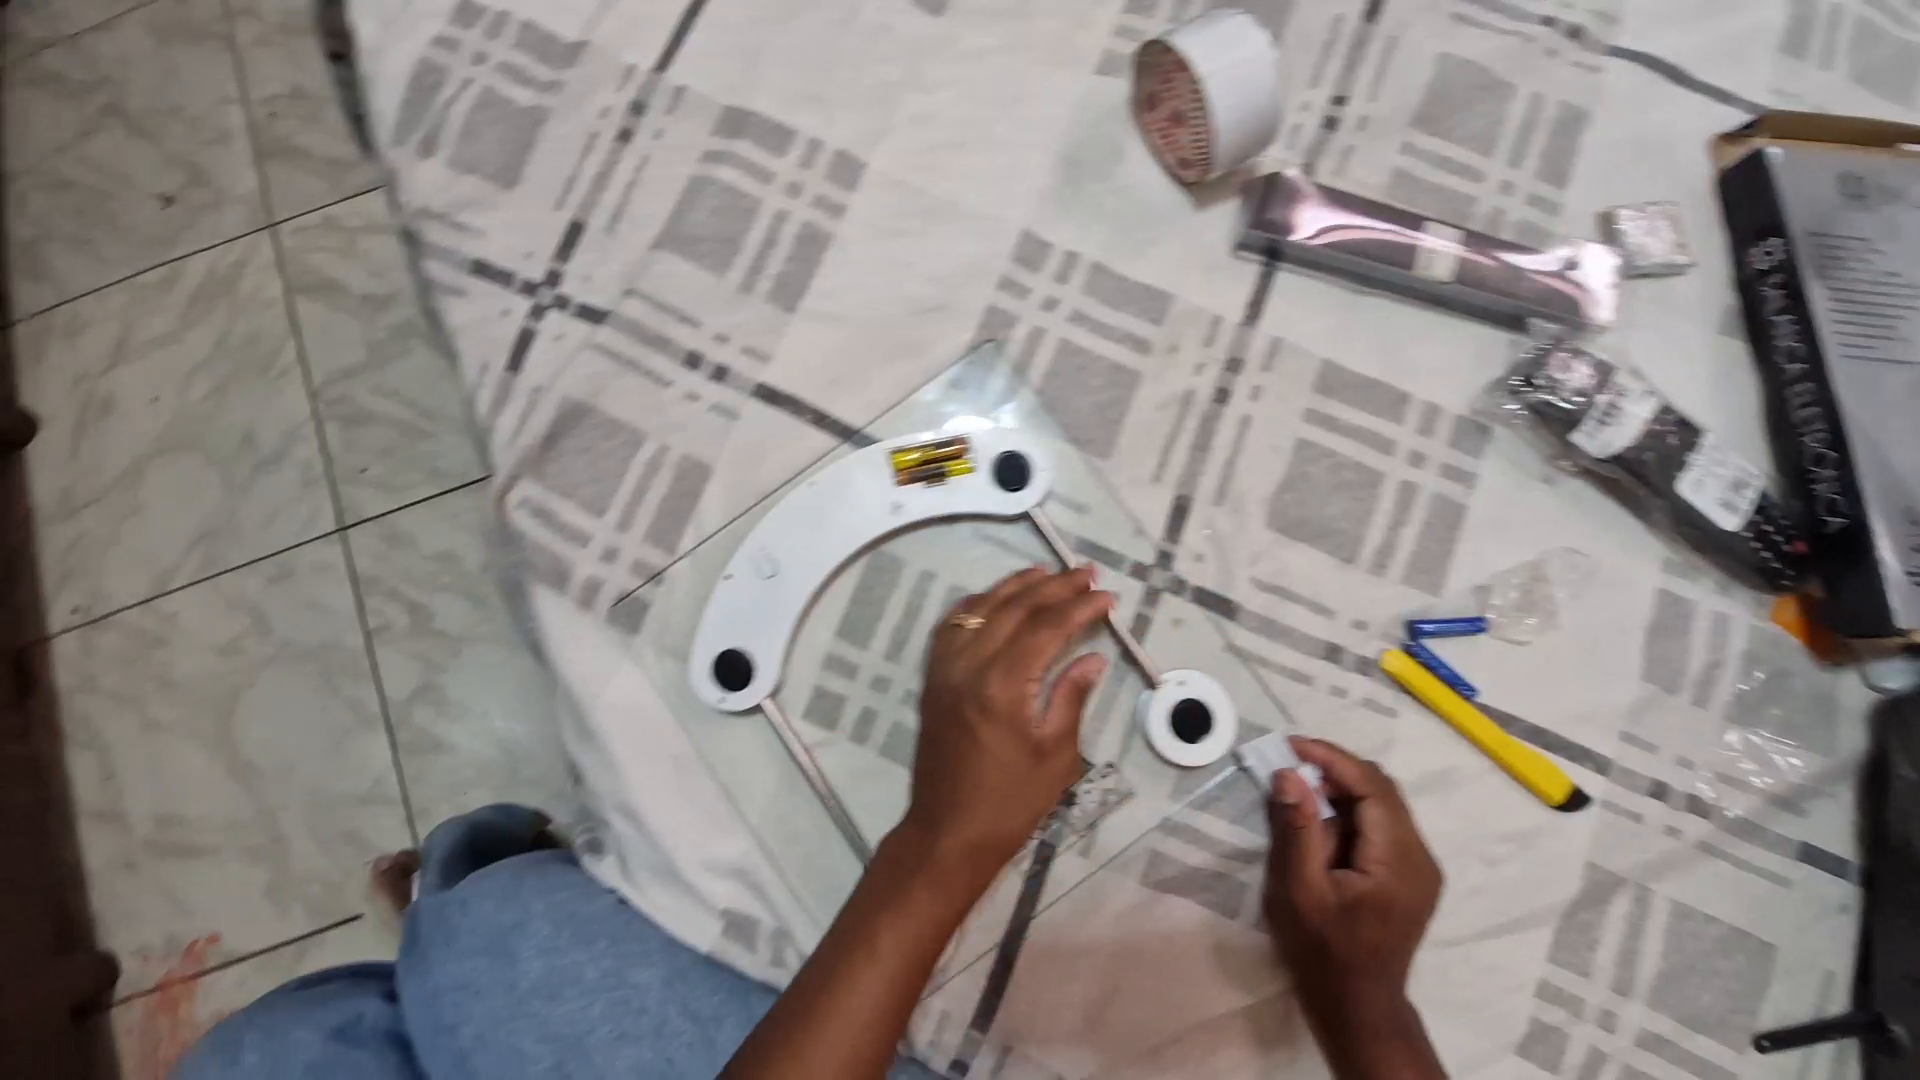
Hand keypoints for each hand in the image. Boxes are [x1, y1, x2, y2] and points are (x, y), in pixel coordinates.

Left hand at [902, 567, 1114, 878]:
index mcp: (1002, 685)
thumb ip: (1072, 696)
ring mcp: (945, 669)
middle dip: (1053, 586)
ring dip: (1014, 587)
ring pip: (979, 609)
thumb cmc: (1010, 802)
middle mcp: (968, 665)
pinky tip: (995, 599)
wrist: (949, 831)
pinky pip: (952, 626)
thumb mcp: (1055, 754)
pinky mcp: (933, 678)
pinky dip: (977, 605)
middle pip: (1014, 609)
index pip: (1046, 628)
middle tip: (1085, 573)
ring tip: (1046, 573)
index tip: (1107, 597)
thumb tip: (1094, 656)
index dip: (1079, 608)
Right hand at [1265, 738, 1445, 1078]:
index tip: (1289, 746)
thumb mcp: (1298, 890)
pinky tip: (1316, 822)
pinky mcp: (1405, 875)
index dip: (1332, 758)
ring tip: (1295, 792)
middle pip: (1381, 790)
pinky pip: (1378, 825)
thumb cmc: (1322, 953)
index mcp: (1400, 860)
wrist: (1356, 1008)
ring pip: (1380, 804)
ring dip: (1338, 790)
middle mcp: (1420, 857)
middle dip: (1333, 770)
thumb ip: (1296, 829)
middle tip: (1287, 767)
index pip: (1372, 786)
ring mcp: (1417, 867)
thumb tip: (1289, 774)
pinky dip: (1346, 812)